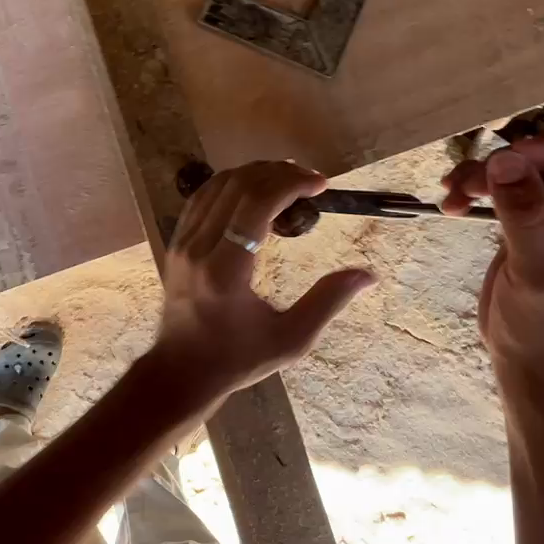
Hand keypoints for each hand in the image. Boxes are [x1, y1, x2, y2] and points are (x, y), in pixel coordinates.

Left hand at [152, 161, 375, 405]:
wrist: (182, 369)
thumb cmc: (238, 359)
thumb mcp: (291, 340)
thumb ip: (327, 302)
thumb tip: (367, 275)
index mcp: (226, 271)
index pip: (255, 206)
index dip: (290, 184)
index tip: (320, 185)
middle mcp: (199, 248)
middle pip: (237, 187)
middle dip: (277, 173)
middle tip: (309, 179)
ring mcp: (182, 241)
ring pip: (217, 186)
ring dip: (254, 174)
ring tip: (287, 178)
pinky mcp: (176, 241)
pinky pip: (202, 197)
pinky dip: (231, 184)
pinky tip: (253, 189)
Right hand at [441, 133, 543, 381]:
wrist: (526, 365)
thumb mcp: (540, 271)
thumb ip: (526, 215)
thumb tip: (504, 158)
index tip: (516, 155)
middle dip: (513, 163)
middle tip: (472, 181)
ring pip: (527, 170)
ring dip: (485, 176)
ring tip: (452, 193)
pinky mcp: (531, 224)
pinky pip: (506, 189)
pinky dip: (476, 190)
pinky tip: (452, 204)